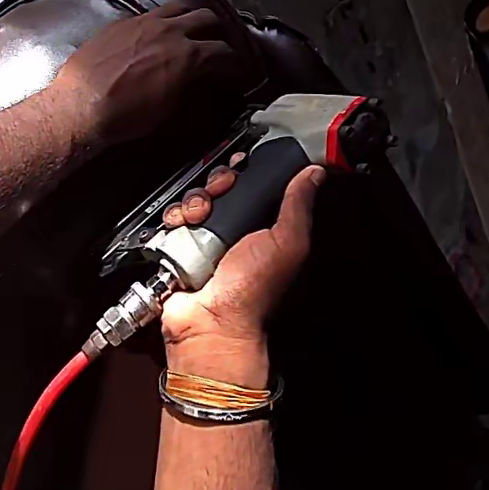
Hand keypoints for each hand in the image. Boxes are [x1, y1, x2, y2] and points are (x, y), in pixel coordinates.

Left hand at [48, 4, 245, 146]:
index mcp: (188, 56)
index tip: (239, 73)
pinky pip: (153, 12)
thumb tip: (206, 89)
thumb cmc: (125, 116)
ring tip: (194, 31)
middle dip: (220, 33)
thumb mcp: (171, 113)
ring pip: (180, 7)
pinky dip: (165, 21)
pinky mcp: (123, 22)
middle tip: (222, 47)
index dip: (237, 65)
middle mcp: (170, 32)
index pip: (225, 53)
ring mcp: (145, 22)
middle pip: (208, 19)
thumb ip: (195, 93)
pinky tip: (161, 33)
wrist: (81, 106)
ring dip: (193, 19)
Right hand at [160, 163, 323, 384]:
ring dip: (196, 199)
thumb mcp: (288, 242)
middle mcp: (236, 231)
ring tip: (200, 215)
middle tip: (222, 192)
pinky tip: (183, 225)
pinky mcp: (180, 247)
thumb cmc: (254, 290)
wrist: (212, 322)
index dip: (248, 172)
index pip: (256, 185)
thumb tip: (314, 174)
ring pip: (196, 198)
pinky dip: (175, 216)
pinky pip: (173, 218)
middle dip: (220, 182)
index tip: (242, 167)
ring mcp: (205, 239)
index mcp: (266, 228)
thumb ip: (299, 205)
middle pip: (222, 186)